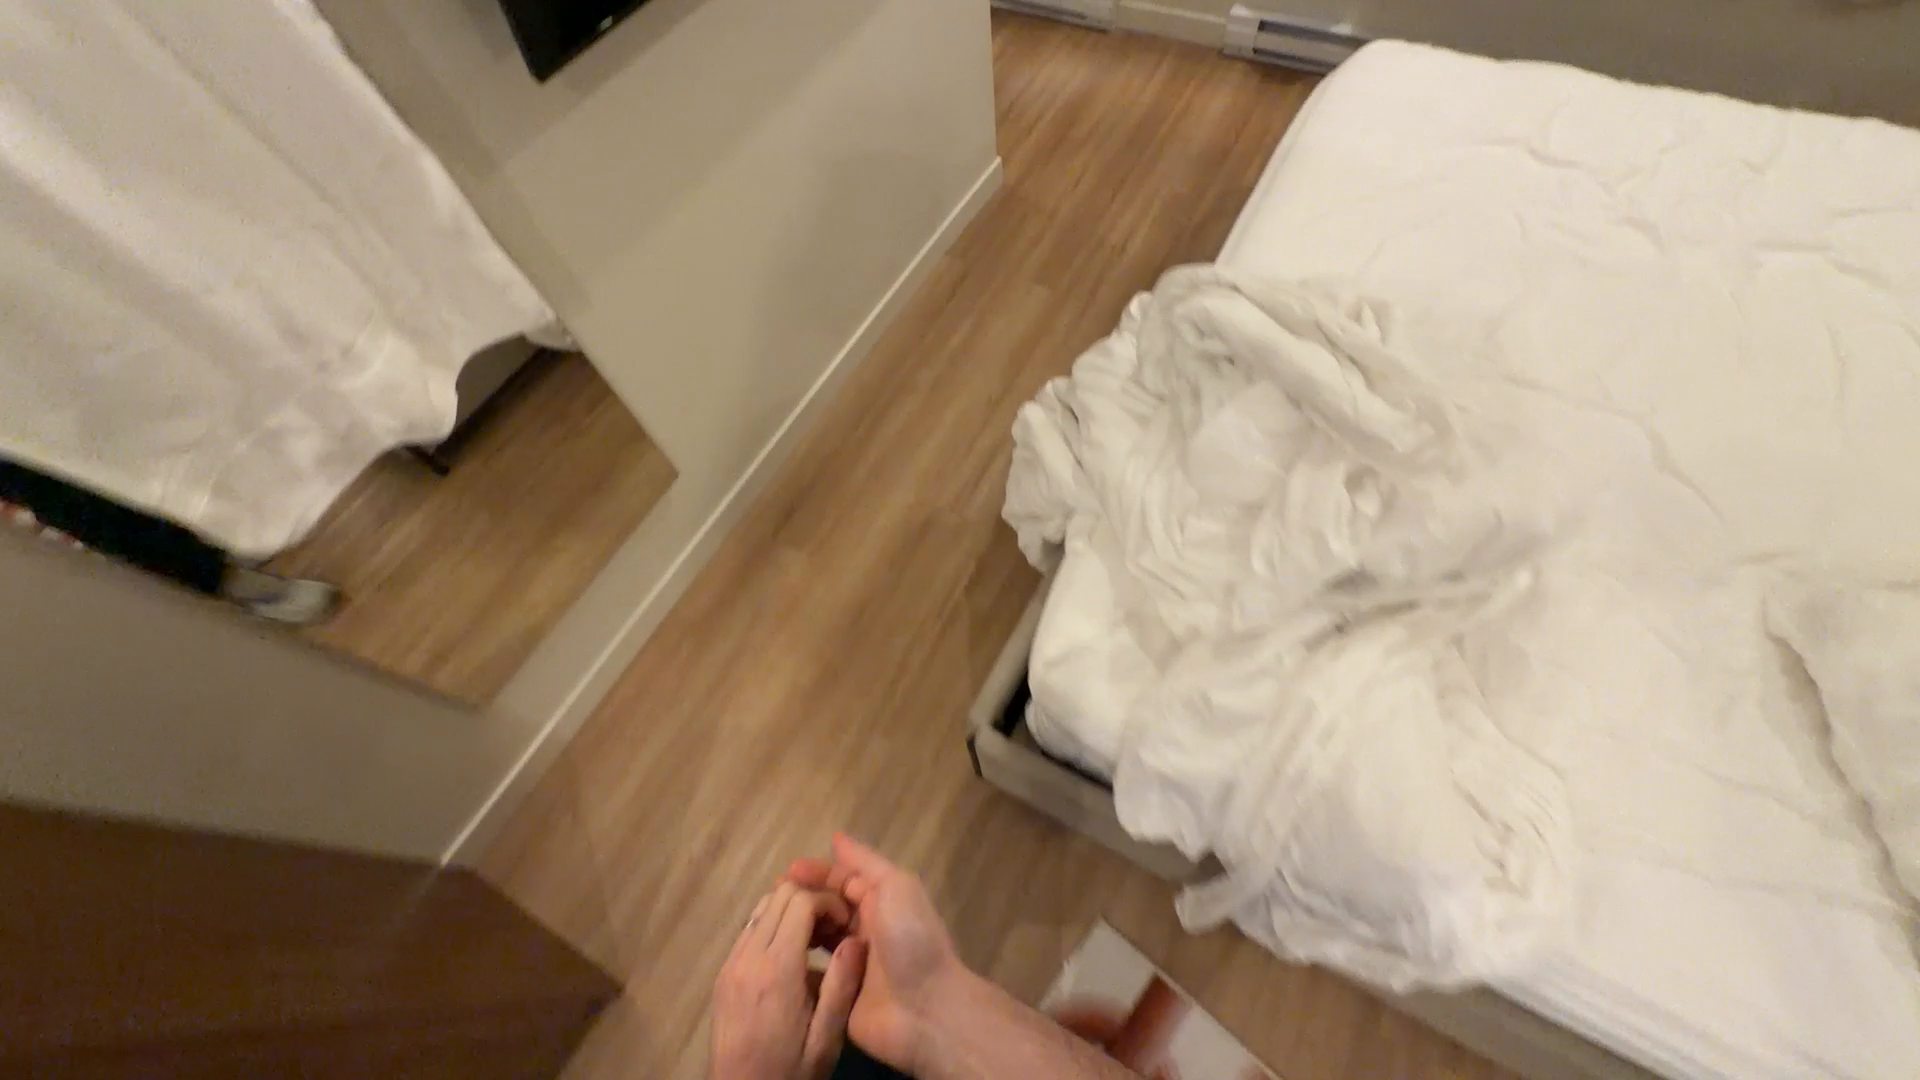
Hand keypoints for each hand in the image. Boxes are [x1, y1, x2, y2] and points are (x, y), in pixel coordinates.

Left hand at [711, 883, 866, 1079]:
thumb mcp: (826, 1039)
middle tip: (832, 926)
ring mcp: (730, 964)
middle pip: (780, 894)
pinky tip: (790, 954)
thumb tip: (857, 939)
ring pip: (762, 906)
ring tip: (813, 938)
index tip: (845, 922)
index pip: (800, 901)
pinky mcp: (723, 974)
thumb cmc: (790, 1073)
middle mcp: (748, 957)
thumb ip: (842, 986)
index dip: (828, 902)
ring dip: (790, 910)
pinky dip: (773, 926)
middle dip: (811, 899)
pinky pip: (749, 928)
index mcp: (776, 970)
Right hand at [786, 834, 971, 1074]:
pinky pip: (812, 978)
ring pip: (816, 941)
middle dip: (800, 901)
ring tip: (766, 926)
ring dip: (795, 932)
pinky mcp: (837, 998)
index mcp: (877, 902)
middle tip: (770, 900)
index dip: (814, 874)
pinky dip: (794, 969)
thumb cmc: (911, 938)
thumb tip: (837, 837)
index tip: (784, 874)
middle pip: (825, 909)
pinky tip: (770, 962)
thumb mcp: (895, 886)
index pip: (840, 880)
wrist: (926, 1008)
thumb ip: (865, 863)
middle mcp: (862, 930)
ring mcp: (849, 965)